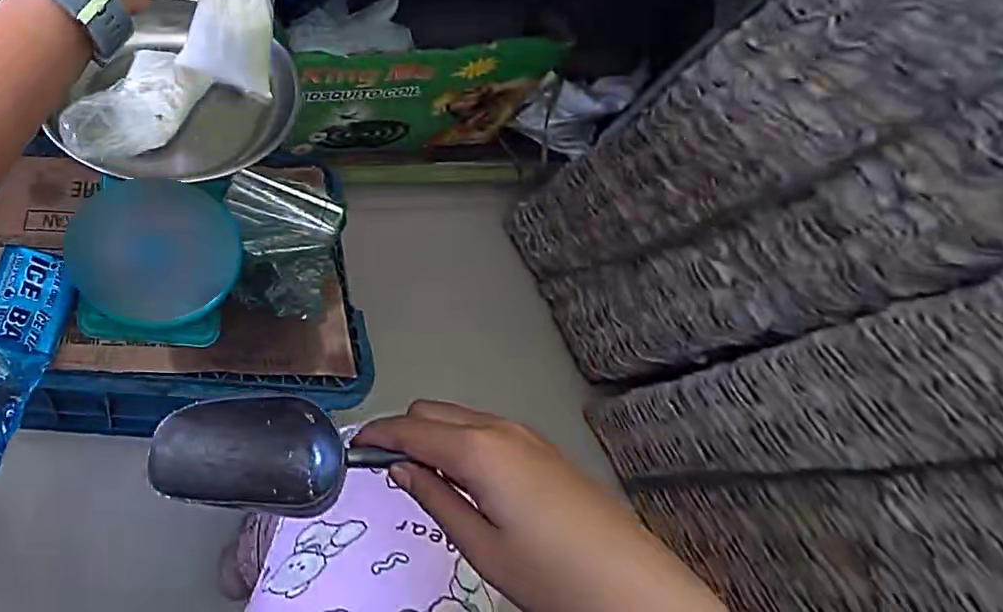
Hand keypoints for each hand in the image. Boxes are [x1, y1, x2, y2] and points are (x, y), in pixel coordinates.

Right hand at [354, 401, 723, 611]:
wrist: (646, 594)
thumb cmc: (556, 579)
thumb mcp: (484, 550)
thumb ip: (435, 499)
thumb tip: (401, 469)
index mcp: (477, 448)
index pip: (409, 428)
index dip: (377, 434)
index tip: (356, 447)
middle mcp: (497, 427)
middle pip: (430, 410)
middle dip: (403, 430)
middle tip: (391, 468)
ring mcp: (524, 433)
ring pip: (457, 415)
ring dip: (432, 432)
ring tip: (426, 475)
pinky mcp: (544, 447)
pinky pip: (484, 426)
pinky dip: (460, 437)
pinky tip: (467, 476)